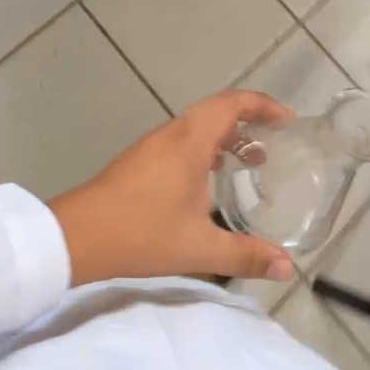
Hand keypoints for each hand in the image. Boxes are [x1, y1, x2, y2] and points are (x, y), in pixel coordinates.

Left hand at [47, 89, 295, 285]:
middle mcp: (173, 132)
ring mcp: (154, 144)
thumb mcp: (200, 248)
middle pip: (217, 109)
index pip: (232, 103)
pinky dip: (207, 146)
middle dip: (249, 119)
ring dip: (226, 134)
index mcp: (190, 140)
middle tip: (276, 141)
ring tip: (251, 162)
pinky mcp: (142, 158)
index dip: (263, 105)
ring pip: (198, 124)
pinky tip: (211, 180)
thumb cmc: (143, 233)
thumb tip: (287, 267)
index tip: (288, 121)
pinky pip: (184, 138)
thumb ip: (246, 255)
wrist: (81, 234)